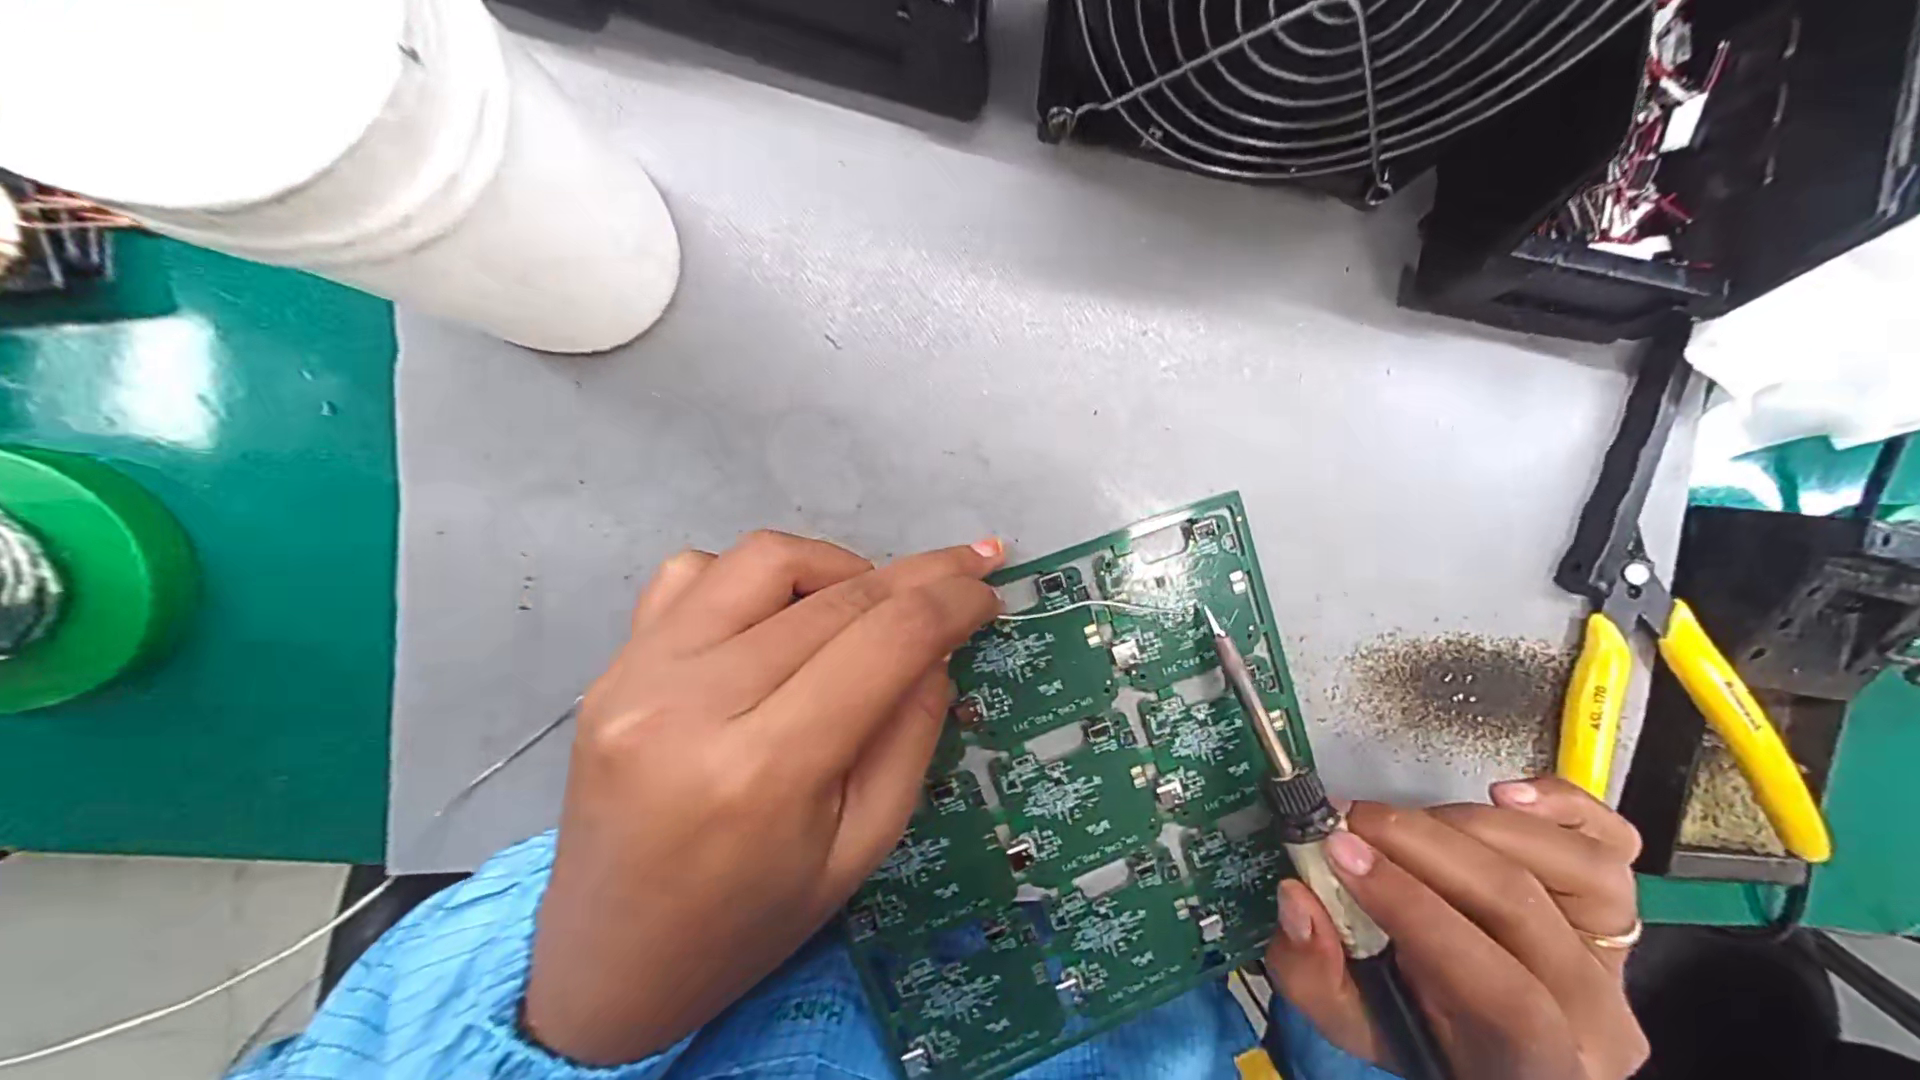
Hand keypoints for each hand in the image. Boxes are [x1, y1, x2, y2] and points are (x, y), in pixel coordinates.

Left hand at [523, 531, 1004, 1064]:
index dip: (951, 601)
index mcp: (764, 771)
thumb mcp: (862, 846)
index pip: (885, 641)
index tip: (986, 588)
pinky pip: (691, 573)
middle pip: (835, 595)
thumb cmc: (752, 921)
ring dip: (837, 567)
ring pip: (764, 559)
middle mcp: (691, 703)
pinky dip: (754, 578)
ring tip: (866, 605)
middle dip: (916, 575)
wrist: (613, 960)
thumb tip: (937, 642)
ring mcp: (636, 673)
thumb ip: (910, 733)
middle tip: (959, 575)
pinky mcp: (611, 664)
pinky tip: (779, 616)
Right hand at [1265, 777, 1649, 1079]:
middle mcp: (1594, 1013)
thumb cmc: (1411, 1021)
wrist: (1473, 1023)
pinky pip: (1615, 843)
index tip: (1340, 851)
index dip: (1414, 909)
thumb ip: (1311, 971)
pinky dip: (1563, 805)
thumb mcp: (1347, 1018)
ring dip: (1470, 825)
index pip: (1501, 991)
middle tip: (1349, 818)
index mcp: (1533, 1062)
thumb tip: (1298, 897)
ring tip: (1402, 819)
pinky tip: (1503, 791)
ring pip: (1575, 870)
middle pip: (1520, 908)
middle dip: (1418, 846)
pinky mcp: (1613, 905)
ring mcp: (1613, 954)